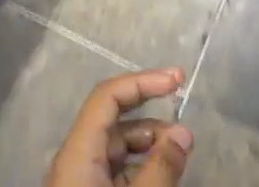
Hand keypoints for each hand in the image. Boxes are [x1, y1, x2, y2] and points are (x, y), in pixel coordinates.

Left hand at [45, 68, 193, 186]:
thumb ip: (160, 168)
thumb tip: (184, 133)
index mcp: (77, 152)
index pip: (107, 95)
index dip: (143, 81)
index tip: (177, 80)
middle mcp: (73, 160)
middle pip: (114, 122)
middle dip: (152, 119)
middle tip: (185, 132)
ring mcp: (77, 180)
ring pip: (116, 150)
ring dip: (149, 146)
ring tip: (178, 157)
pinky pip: (113, 172)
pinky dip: (138, 167)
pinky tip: (159, 175)